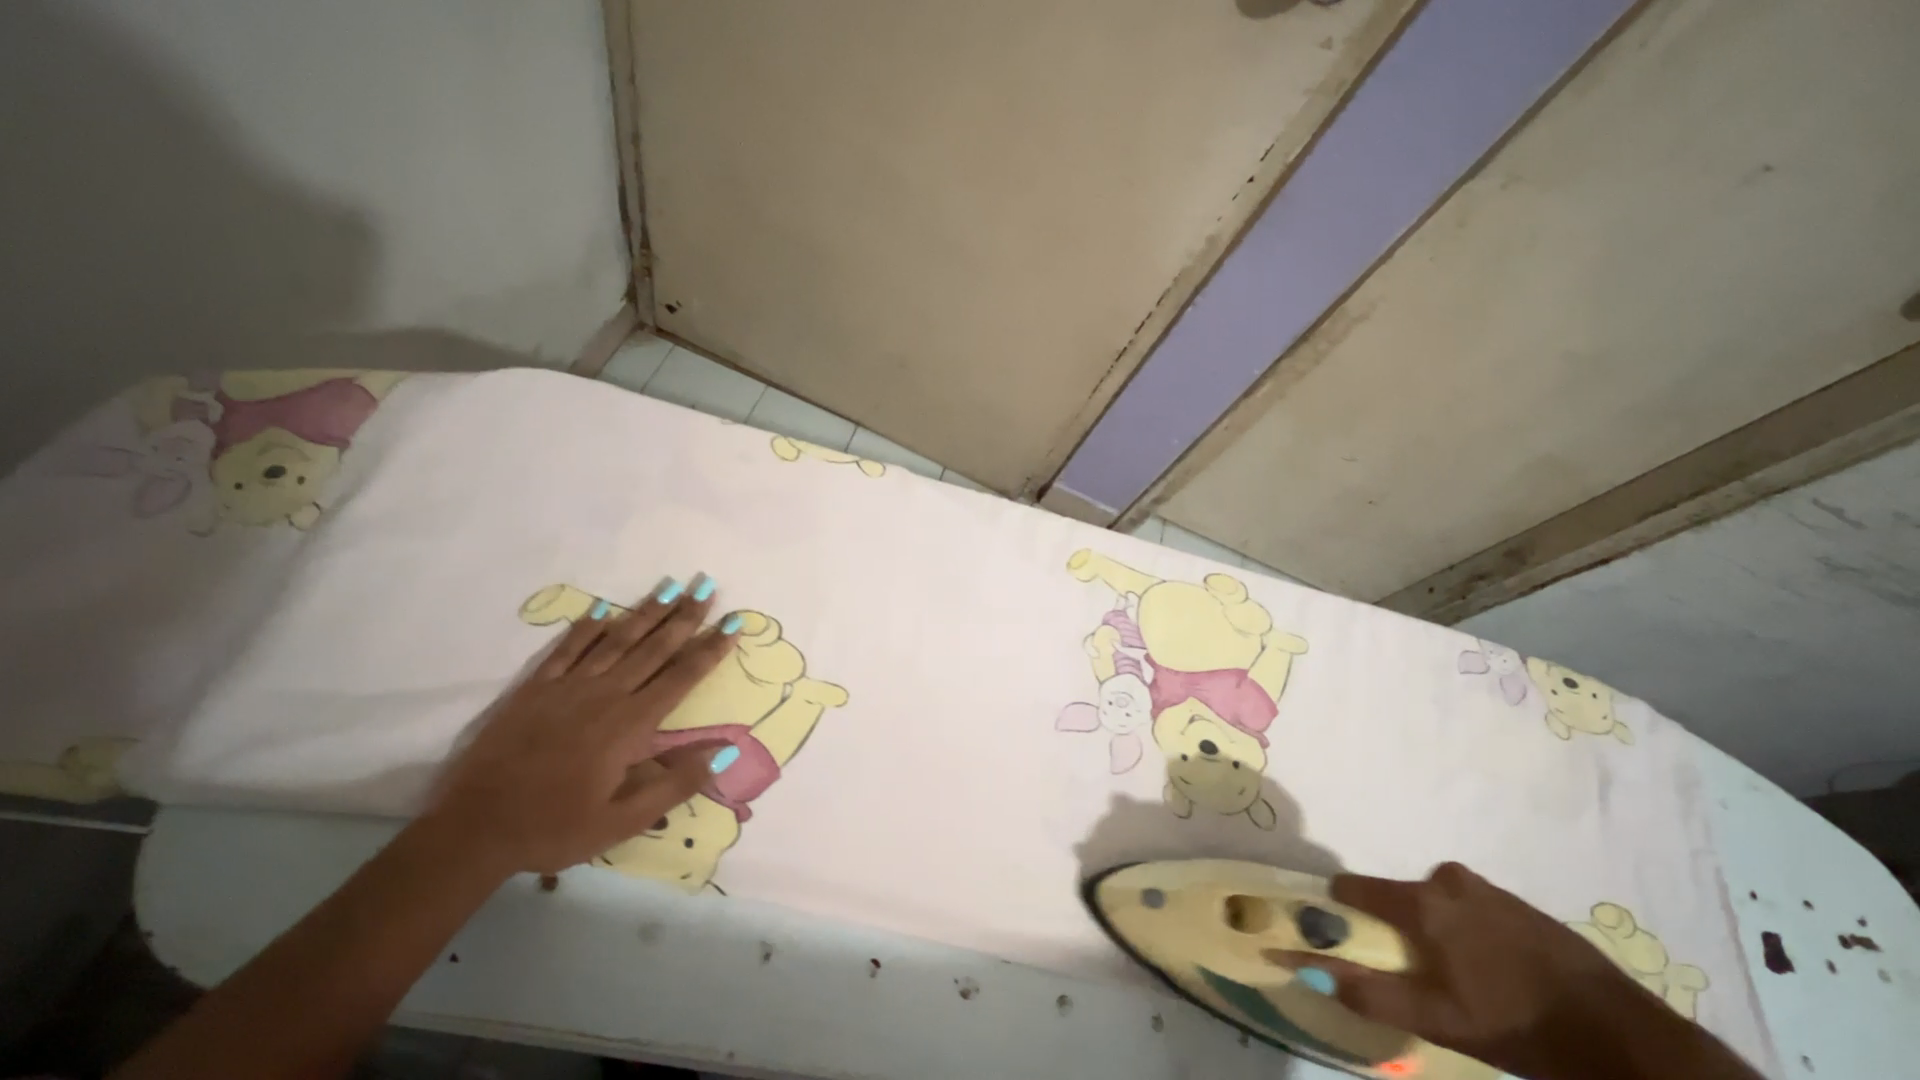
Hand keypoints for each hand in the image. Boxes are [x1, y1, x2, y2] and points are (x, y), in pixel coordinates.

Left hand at [422, 576, 738, 876]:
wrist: (474, 827)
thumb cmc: (555, 828)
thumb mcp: (623, 821)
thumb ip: (675, 783)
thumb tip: (726, 750)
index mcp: (629, 726)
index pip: (681, 678)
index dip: (711, 649)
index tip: (734, 622)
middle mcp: (604, 695)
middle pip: (653, 649)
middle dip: (685, 617)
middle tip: (707, 586)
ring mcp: (567, 687)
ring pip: (616, 640)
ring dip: (646, 612)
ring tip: (671, 586)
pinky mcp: (534, 689)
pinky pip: (567, 649)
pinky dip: (588, 627)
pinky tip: (604, 609)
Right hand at [1270, 863, 1759, 1079]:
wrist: (1616, 1031)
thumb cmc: (1512, 1021)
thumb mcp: (1434, 1018)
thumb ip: (1367, 992)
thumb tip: (1306, 969)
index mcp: (1423, 900)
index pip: (1354, 887)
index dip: (1338, 910)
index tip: (1340, 937)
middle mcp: (1450, 879)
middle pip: (1398, 895)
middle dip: (1394, 926)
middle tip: (1408, 971)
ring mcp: (1489, 888)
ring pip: (1437, 901)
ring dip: (1433, 929)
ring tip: (1451, 976)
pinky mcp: (1520, 904)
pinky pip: (1470, 908)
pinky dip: (1465, 930)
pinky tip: (1486, 970)